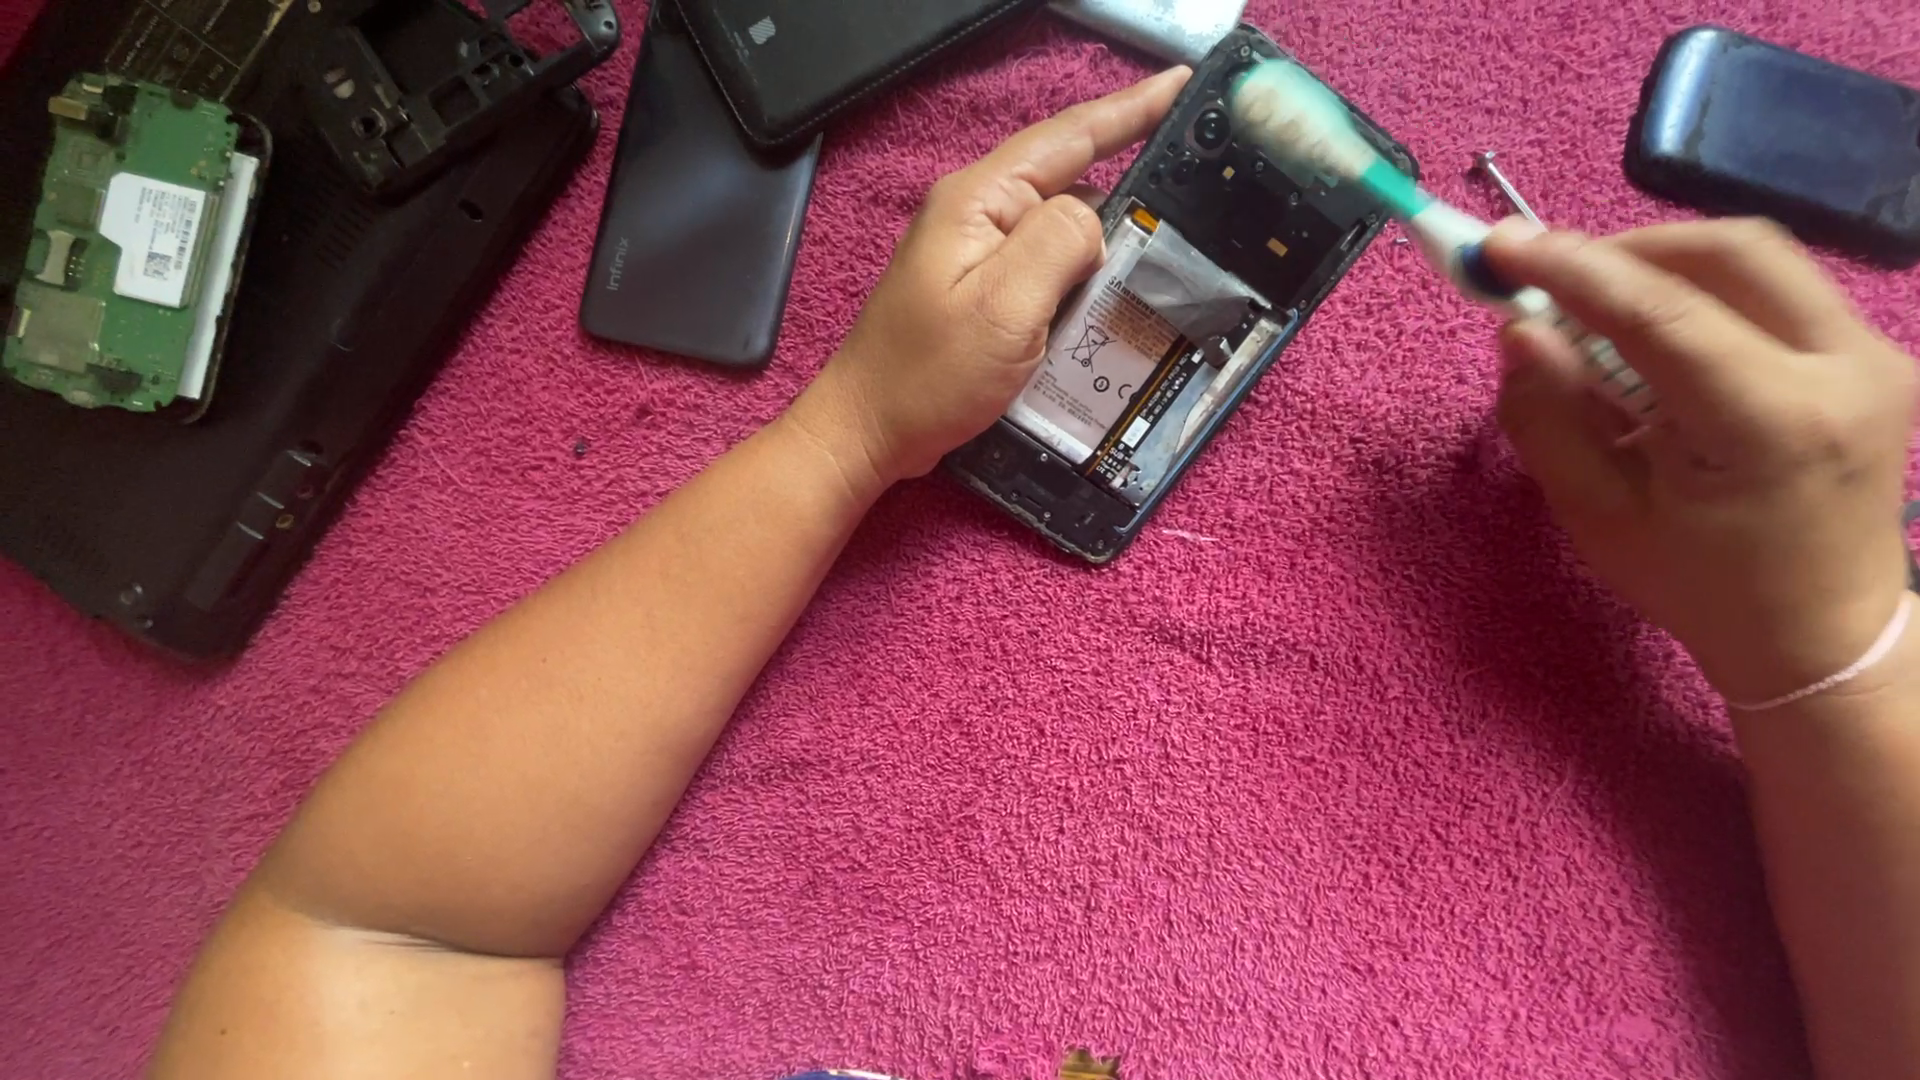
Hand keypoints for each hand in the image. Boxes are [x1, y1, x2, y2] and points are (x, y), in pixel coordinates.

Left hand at [789, 66, 1190, 484]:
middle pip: (1066, 189)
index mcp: (979, 202)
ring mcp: (973, 259)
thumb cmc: (929, 375)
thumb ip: (1058, 244)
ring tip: (1148, 276)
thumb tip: (1094, 223)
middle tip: (1182, 217)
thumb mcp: (1004, 306)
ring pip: (1056, 238)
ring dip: (1097, 256)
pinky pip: (1039, 276)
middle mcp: (975, 218)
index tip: (1184, 87)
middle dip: (1122, 200)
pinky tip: (1095, 312)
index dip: (1131, 111)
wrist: (870, 430)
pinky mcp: (977, 297)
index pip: (1068, 138)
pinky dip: (1071, 289)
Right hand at [1485, 219, 1916, 703]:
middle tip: (1542, 273)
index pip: (1665, 313)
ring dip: (1656, 265)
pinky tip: (1640, 329)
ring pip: (1758, 261)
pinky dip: (1692, 290)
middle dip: (1621, 250)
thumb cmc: (1691, 581)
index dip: (1574, 268)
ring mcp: (1872, 356)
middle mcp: (1846, 369)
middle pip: (1732, 253)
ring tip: (1582, 300)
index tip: (1500, 245)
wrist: (1816, 628)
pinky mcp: (1866, 357)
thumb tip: (1519, 332)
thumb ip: (1548, 416)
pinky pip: (1771, 291)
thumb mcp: (1592, 511)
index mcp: (1770, 424)